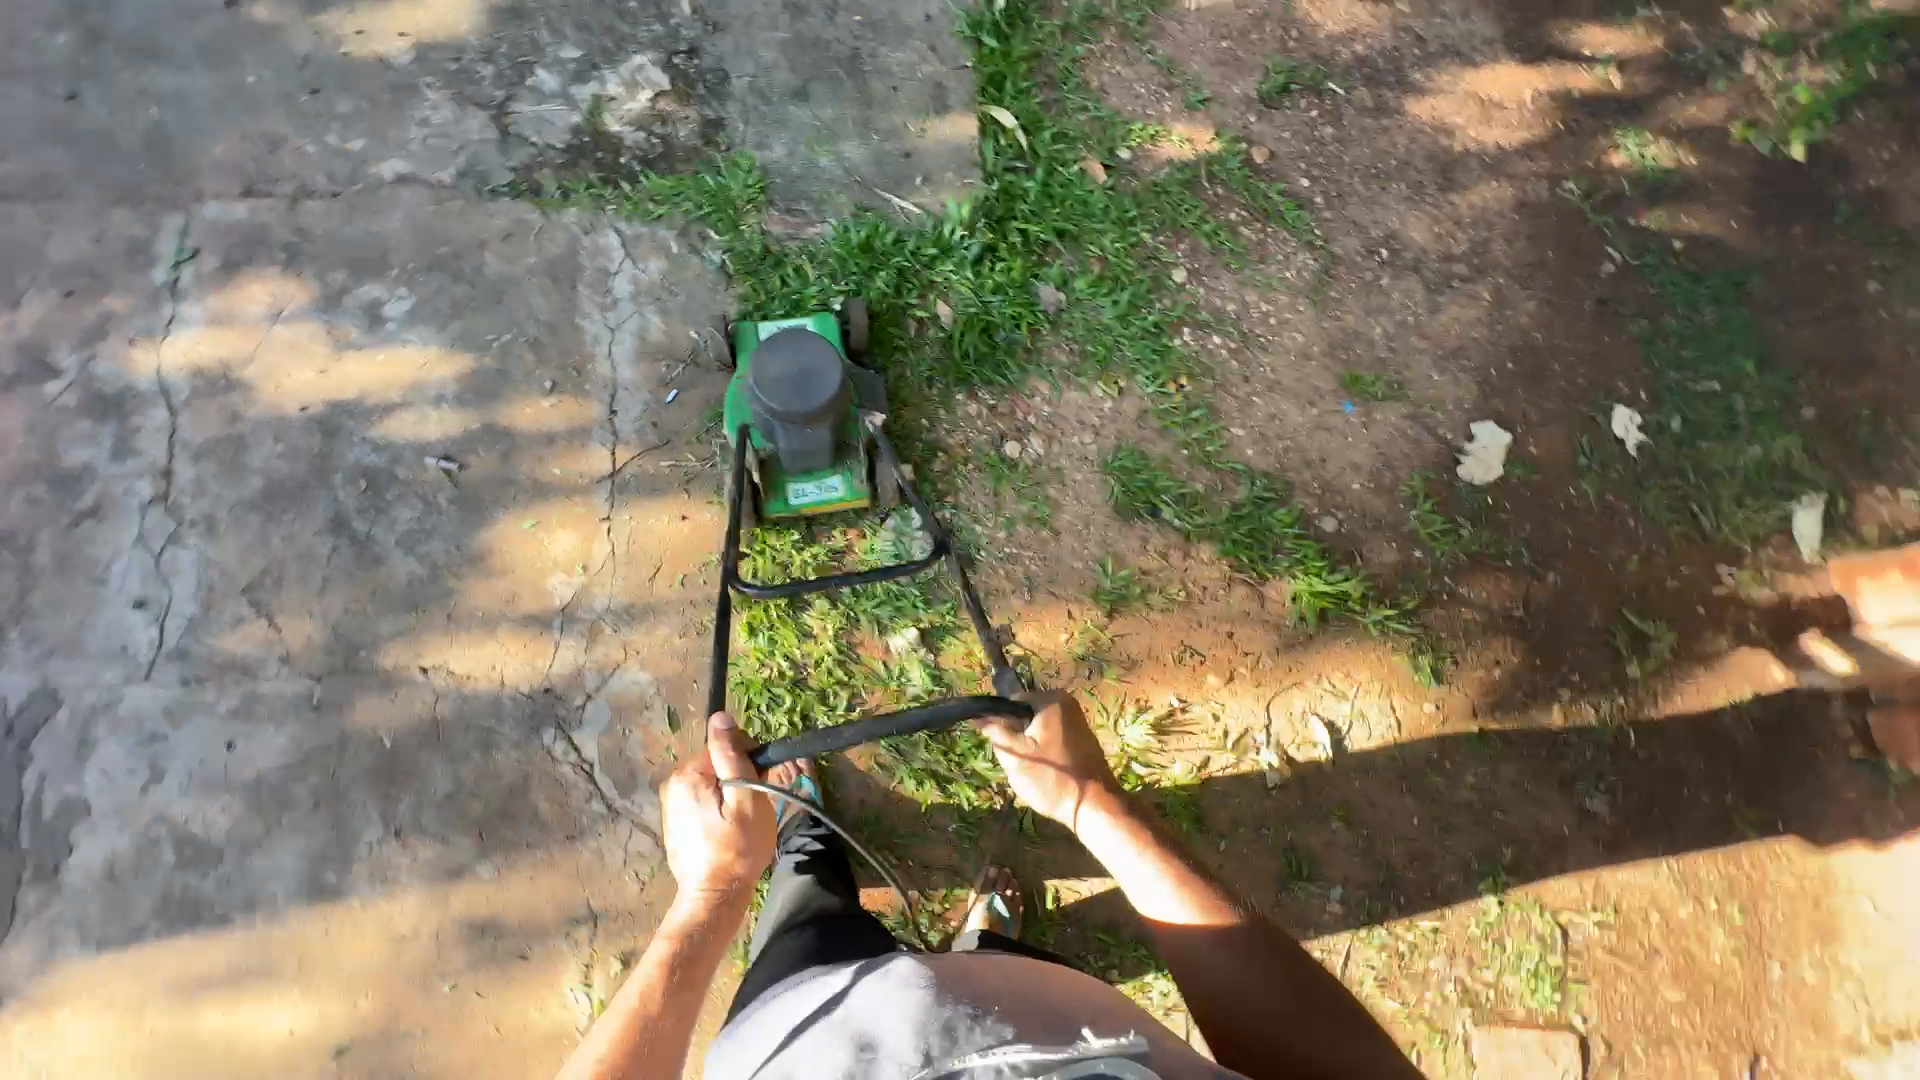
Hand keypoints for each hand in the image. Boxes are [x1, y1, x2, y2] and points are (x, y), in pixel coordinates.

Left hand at [660, 713, 776, 901]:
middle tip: (751, 808)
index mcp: (688, 774)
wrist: (715, 896)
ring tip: (739, 822)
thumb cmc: (738, 846)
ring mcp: (671, 805)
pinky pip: (702, 800)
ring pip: (711, 782)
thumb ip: (732, 755)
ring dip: (728, 794)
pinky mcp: (674, 822)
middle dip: (738, 778)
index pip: (725, 746)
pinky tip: (725, 830)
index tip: (759, 785)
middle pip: (717, 764)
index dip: (748, 761)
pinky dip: (717, 808)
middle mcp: (673, 784)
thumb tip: (720, 717)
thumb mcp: (745, 797)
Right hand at [981, 690, 1120, 831]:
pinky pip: (1052, 738)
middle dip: (1017, 736)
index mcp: (1050, 699)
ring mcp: (1077, 720)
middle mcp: (1066, 702)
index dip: (1001, 724)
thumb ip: (995, 731)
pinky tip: (1047, 771)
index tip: (1002, 747)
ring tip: (1034, 769)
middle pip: (1025, 715)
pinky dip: (1045, 751)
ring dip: (1030, 746)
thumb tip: (980, 717)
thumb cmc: (1051, 777)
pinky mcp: (1082, 738)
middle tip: (1019, 762)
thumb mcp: (1014, 755)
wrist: (1094, 805)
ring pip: (1038, 729)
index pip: (1011, 703)